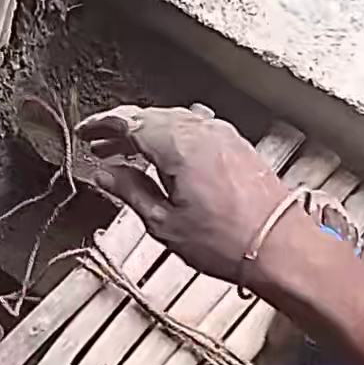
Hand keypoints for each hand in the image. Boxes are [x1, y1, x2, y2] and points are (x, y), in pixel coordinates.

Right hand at [76, 104, 289, 281]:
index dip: (102, 125)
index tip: (84, 132)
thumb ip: (130, 190)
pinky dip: (169, 136)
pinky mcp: (234, 144)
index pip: (129, 122)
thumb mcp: (162, 222)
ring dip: (144, 132)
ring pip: (171, 120)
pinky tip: (162, 155)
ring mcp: (221, 134)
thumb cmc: (224, 240)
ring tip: (124, 152)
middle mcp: (200, 130)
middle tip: (98, 145)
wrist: (279, 247)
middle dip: (120, 129)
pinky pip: (192, 128)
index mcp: (177, 145)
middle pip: (149, 117)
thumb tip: (104, 172)